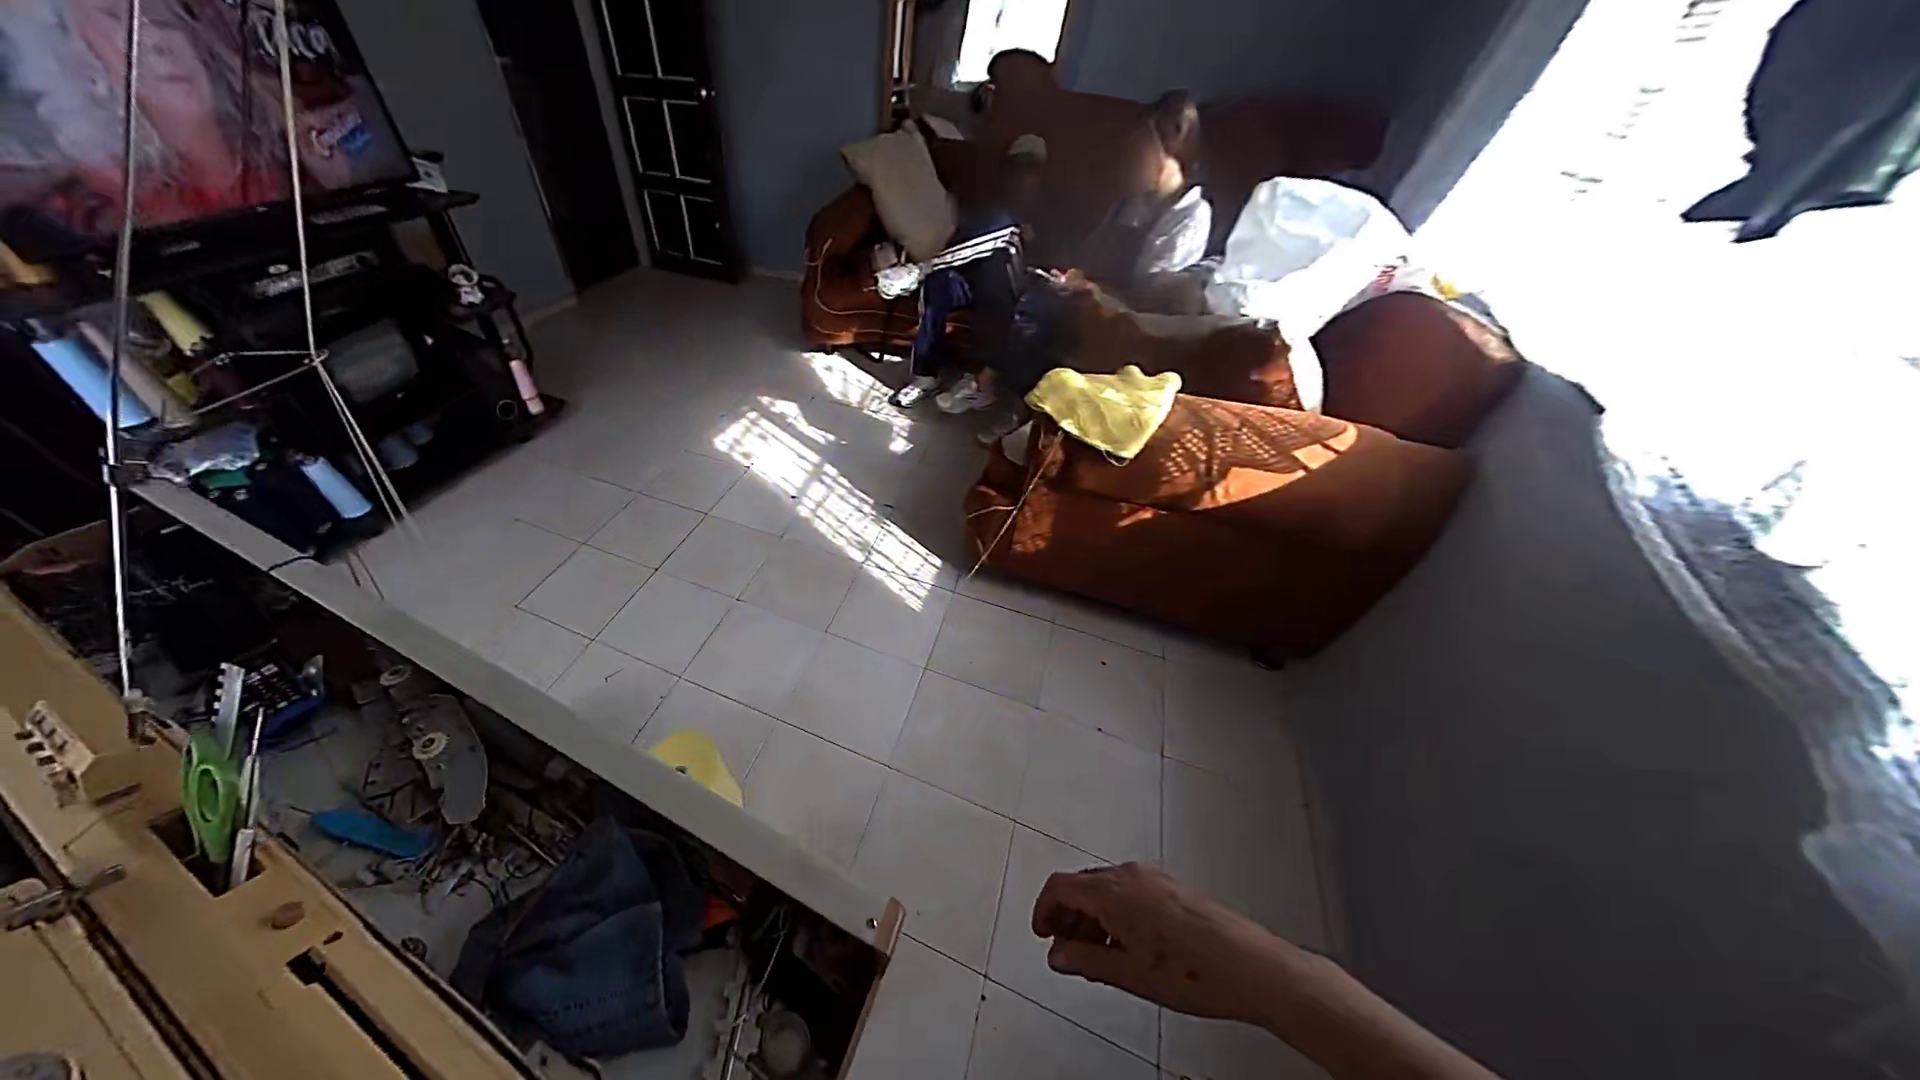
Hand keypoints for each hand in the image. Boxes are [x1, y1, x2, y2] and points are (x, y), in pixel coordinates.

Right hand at [1031, 862, 1302, 1024]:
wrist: (1249, 965)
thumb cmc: (1197, 968)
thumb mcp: (1128, 974)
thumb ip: (1084, 960)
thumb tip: (1060, 955)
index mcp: (1112, 891)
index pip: (1060, 886)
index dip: (1044, 909)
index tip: (1042, 930)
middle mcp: (1130, 875)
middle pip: (1081, 884)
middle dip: (1067, 915)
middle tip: (1063, 945)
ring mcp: (1153, 878)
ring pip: (1105, 887)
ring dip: (1091, 914)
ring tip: (1095, 952)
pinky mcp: (1170, 887)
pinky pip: (1129, 890)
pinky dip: (1115, 910)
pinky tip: (1126, 943)